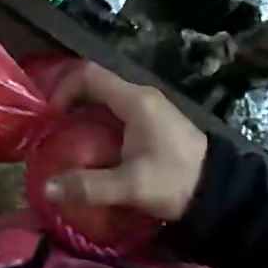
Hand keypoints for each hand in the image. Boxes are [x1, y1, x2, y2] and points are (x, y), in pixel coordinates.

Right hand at [44, 63, 209, 220]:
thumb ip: (89, 186)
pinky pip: (115, 114)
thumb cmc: (176, 180)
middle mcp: (140, 96)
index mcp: (134, 100)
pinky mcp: (151, 123)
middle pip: (95, 86)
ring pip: (105, 101)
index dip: (63, 89)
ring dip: (82, 116)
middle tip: (49, 131)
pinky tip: (89, 151)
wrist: (219, 191)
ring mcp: (147, 109)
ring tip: (63, 143)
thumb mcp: (132, 186)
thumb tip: (48, 188)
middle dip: (69, 104)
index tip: (48, 117)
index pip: (89, 76)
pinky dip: (97, 125)